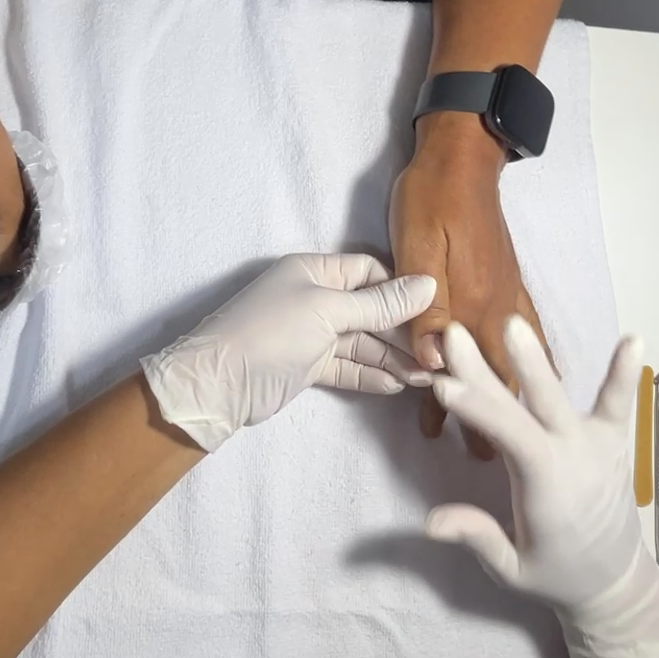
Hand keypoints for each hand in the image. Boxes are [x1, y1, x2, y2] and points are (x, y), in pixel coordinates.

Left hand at [141, 254, 437, 451]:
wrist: (220, 382)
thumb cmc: (272, 332)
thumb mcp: (328, 311)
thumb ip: (379, 303)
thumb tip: (429, 284)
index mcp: (314, 271)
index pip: (369, 271)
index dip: (400, 288)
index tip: (435, 310)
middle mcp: (314, 298)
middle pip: (369, 309)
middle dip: (402, 330)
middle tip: (438, 353)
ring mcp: (310, 334)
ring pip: (361, 342)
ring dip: (392, 358)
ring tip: (426, 377)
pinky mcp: (307, 366)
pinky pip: (347, 367)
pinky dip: (370, 375)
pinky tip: (398, 386)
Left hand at [392, 113, 548, 457]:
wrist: (463, 154)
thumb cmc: (431, 199)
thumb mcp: (417, 248)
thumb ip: (424, 306)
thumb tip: (434, 362)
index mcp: (470, 302)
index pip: (468, 369)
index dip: (461, 407)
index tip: (459, 443)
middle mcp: (495, 303)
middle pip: (497, 370)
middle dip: (491, 412)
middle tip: (486, 454)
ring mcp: (504, 290)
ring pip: (509, 353)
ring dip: (507, 389)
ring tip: (507, 424)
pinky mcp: (504, 278)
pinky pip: (518, 328)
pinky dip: (524, 356)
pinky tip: (530, 371)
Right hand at [424, 318, 658, 657]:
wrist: (617, 584)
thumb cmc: (556, 574)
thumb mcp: (512, 568)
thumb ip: (478, 537)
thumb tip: (430, 523)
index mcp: (546, 486)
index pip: (507, 437)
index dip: (475, 410)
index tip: (442, 384)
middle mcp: (571, 458)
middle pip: (524, 406)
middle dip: (488, 370)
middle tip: (457, 334)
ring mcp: (596, 446)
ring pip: (560, 398)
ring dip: (536, 361)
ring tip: (513, 322)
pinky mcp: (613, 443)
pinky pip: (619, 405)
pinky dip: (623, 373)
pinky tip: (634, 339)